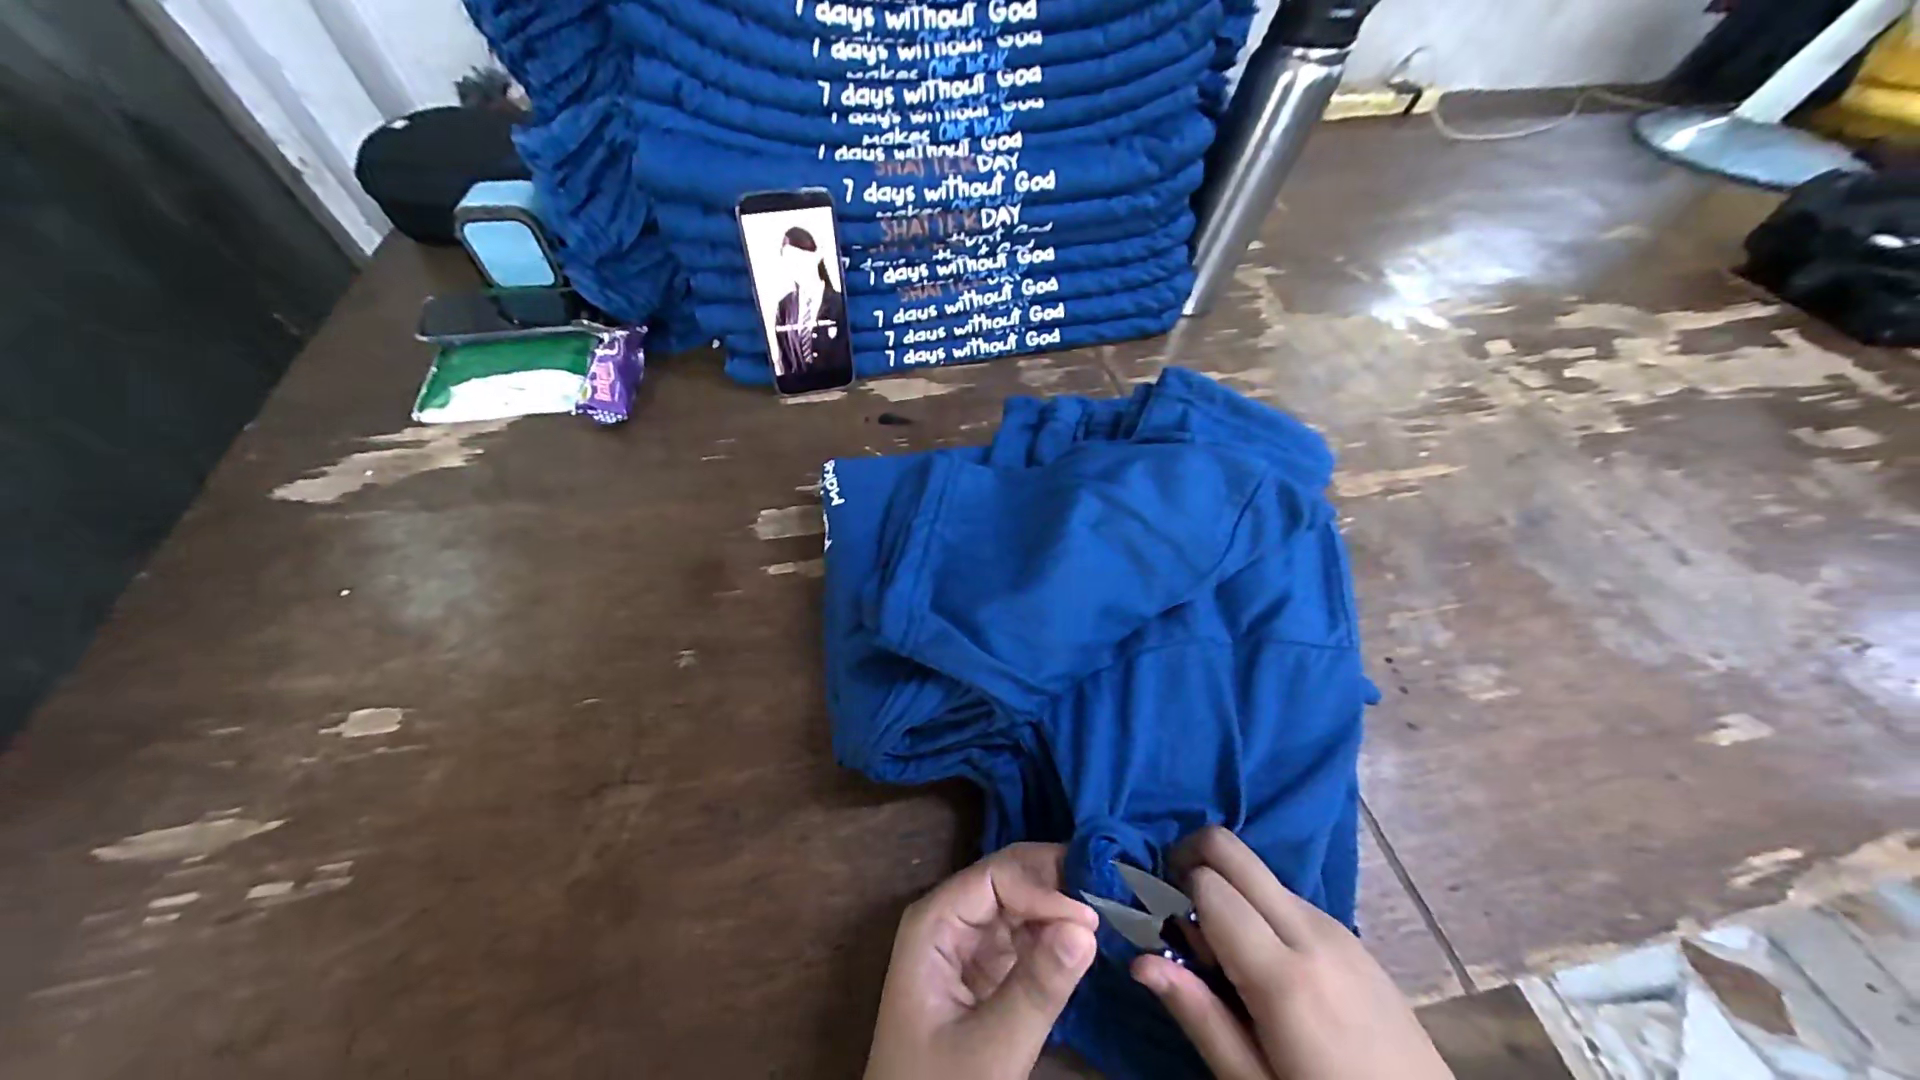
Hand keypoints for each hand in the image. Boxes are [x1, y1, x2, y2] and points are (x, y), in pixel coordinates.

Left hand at [865, 843, 1098, 1079]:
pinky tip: (1090, 935)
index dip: (1043, 886)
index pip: (995, 875)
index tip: (1090, 918)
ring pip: (1023, 901)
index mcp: (935, 922)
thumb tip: (1086, 928)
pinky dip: (1059, 931)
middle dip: (1058, 882)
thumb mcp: (991, 1048)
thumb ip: (1036, 988)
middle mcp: (952, 917)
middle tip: (1112, 892)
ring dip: (1063, 903)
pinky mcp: (990, 966)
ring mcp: (971, 940)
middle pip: (1010, 878)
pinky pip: (1028, 933)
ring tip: (1112, 907)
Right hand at [1131, 828, 1452, 1079]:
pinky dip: (1257, 906)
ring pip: (1256, 871)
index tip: (1172, 937)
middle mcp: (1310, 932)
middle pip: (1230, 849)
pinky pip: (1286, 896)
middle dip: (1190, 859)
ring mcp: (1336, 928)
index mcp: (1283, 975)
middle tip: (1179, 911)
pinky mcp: (1351, 936)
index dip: (1176, 898)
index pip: (1207, 884)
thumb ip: (1199, 1015)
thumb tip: (1137, 960)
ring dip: (1227, 889)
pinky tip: (1266, 962)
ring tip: (1227, 953)